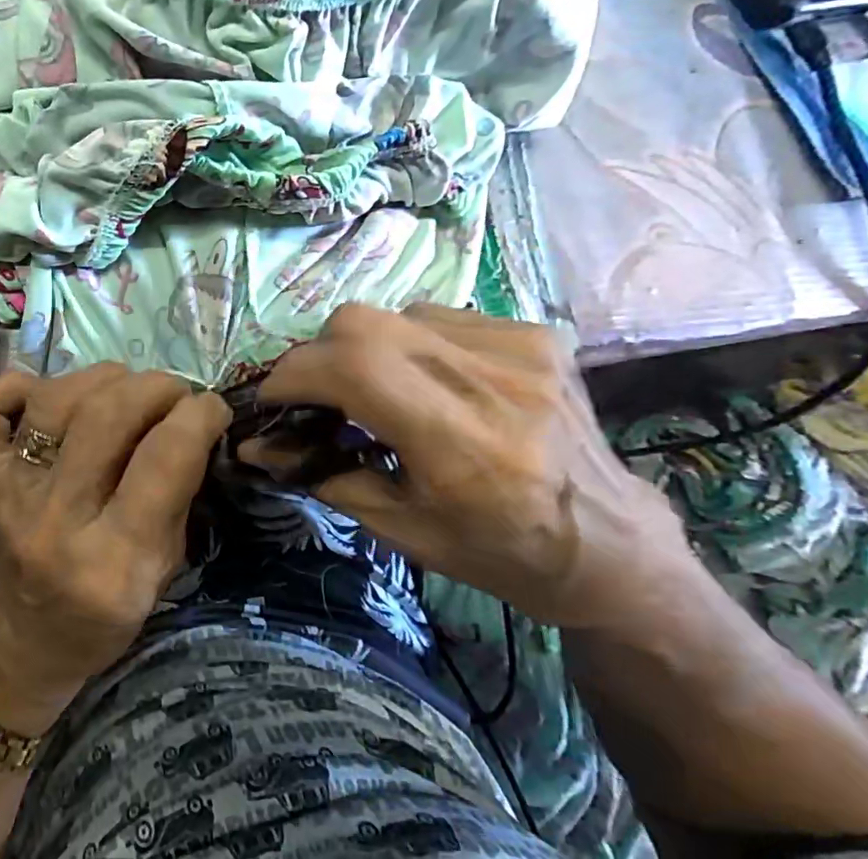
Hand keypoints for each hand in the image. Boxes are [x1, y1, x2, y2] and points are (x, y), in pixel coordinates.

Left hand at [0, 365, 230, 735]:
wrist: (28, 637)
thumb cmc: (105, 614)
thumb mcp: (163, 570)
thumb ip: (176, 494)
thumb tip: (192, 418)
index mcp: (112, 561)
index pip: (161, 461)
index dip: (198, 417)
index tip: (213, 407)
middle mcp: (54, 520)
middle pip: (104, 417)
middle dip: (154, 387)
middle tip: (175, 393)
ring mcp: (7, 493)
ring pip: (51, 401)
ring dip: (101, 379)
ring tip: (125, 389)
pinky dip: (14, 386)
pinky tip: (48, 395)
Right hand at [256, 304, 694, 629]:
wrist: (614, 550)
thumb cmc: (500, 553)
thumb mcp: (400, 529)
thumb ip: (322, 476)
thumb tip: (253, 446)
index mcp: (461, 443)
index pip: (351, 367)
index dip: (293, 375)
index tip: (273, 402)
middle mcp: (492, 381)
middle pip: (361, 323)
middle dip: (316, 355)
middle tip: (314, 396)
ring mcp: (520, 349)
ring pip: (393, 313)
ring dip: (360, 348)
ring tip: (371, 391)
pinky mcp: (536, 335)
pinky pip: (435, 317)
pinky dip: (406, 343)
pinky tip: (422, 380)